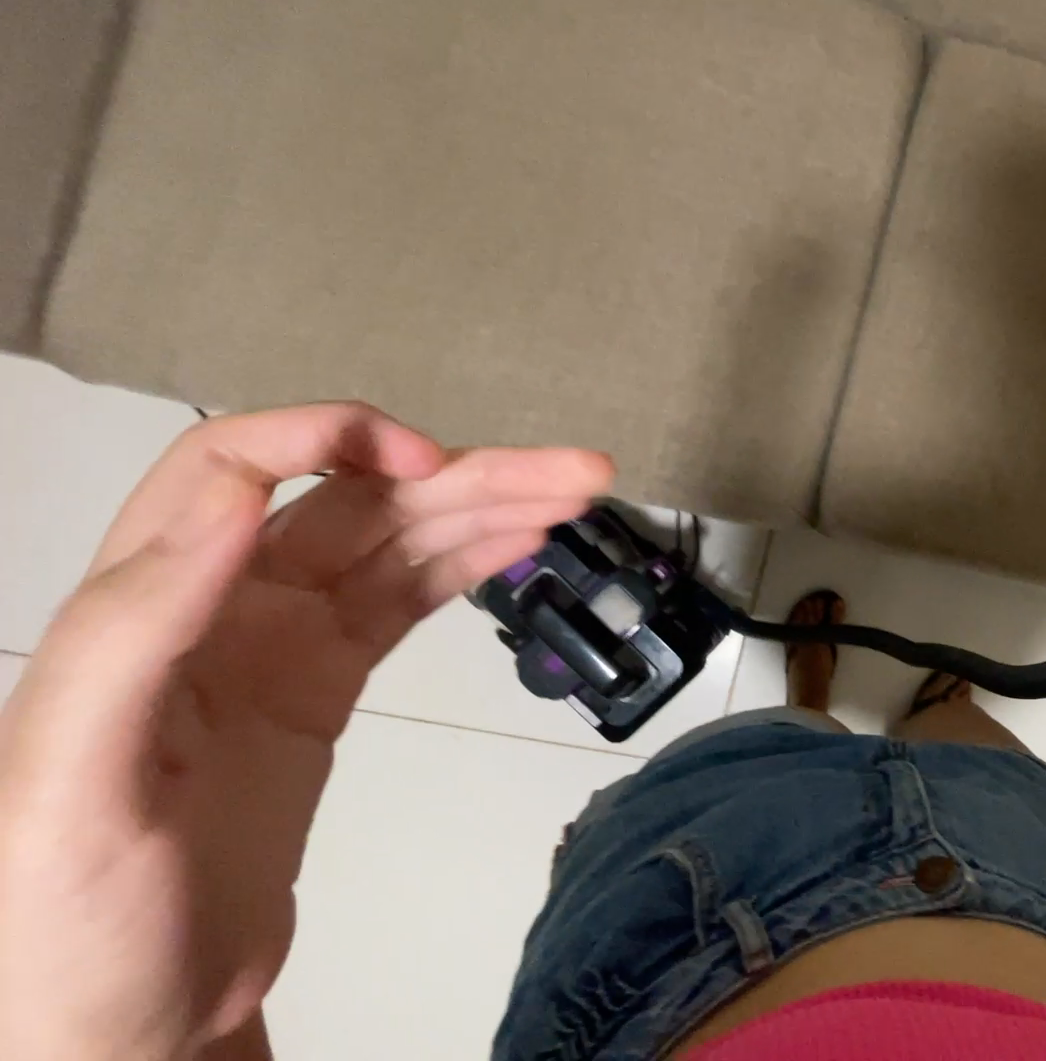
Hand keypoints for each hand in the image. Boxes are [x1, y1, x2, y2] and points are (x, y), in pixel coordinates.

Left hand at [0, 403, 611, 1060]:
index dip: (338, 443)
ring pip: (401, 542)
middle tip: (576, 472)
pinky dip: (472, 560)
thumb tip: (229, 501)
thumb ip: (131, 632)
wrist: (129, 1024)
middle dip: (473, 476)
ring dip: (491, 509)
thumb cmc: (68, 927)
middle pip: (359, 502)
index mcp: (148, 610)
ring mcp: (283, 639)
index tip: (434, 464)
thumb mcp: (68, 789)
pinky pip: (410, 595)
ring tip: (574, 495)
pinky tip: (524, 539)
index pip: (233, 470)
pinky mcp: (329, 676)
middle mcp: (221, 603)